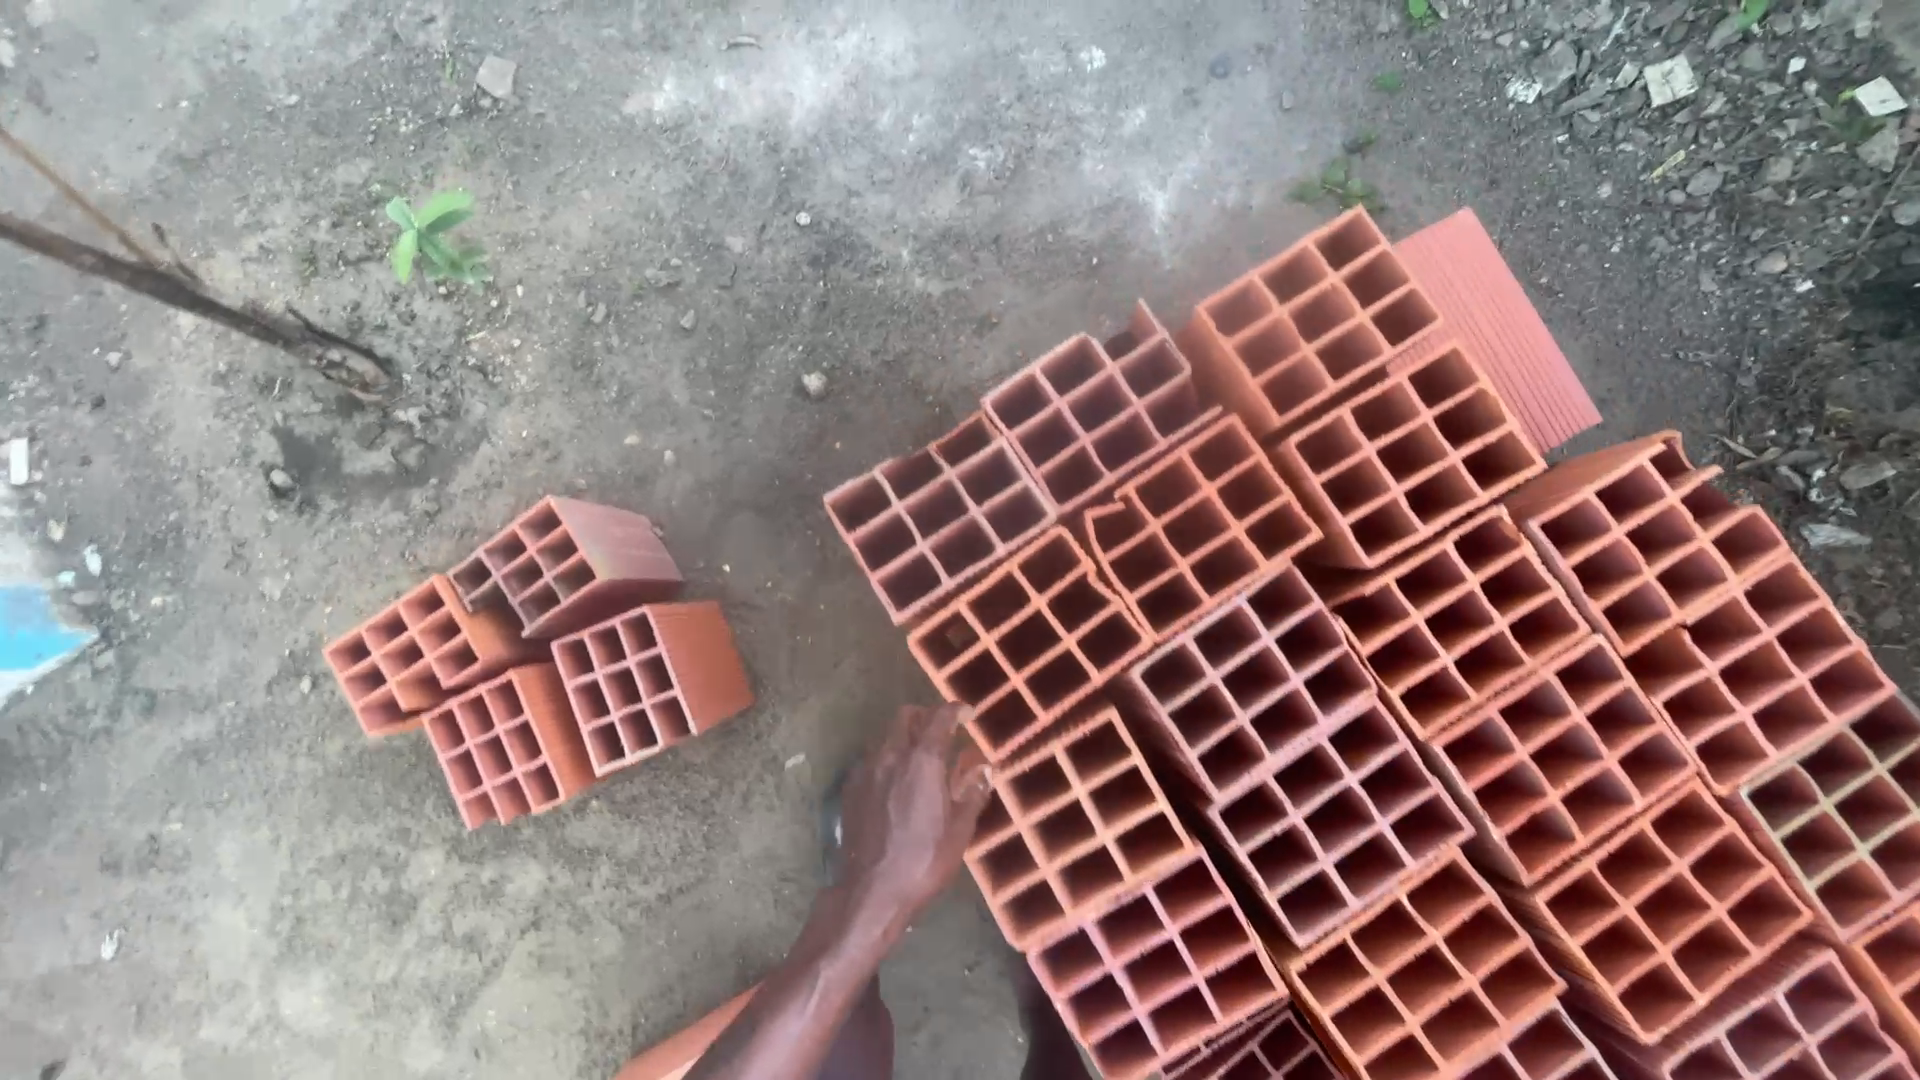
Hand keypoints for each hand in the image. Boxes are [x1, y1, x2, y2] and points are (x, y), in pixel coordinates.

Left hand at [838, 702, 992, 939]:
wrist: (871, 891)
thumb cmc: (924, 861)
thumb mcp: (959, 830)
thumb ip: (973, 793)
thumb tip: (984, 770)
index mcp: (922, 761)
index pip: (939, 717)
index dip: (955, 710)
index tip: (967, 714)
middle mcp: (891, 755)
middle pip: (907, 716)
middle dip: (926, 717)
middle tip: (943, 733)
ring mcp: (866, 769)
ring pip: (887, 737)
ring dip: (906, 738)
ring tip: (921, 761)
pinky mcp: (851, 787)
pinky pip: (872, 759)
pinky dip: (888, 760)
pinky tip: (896, 784)